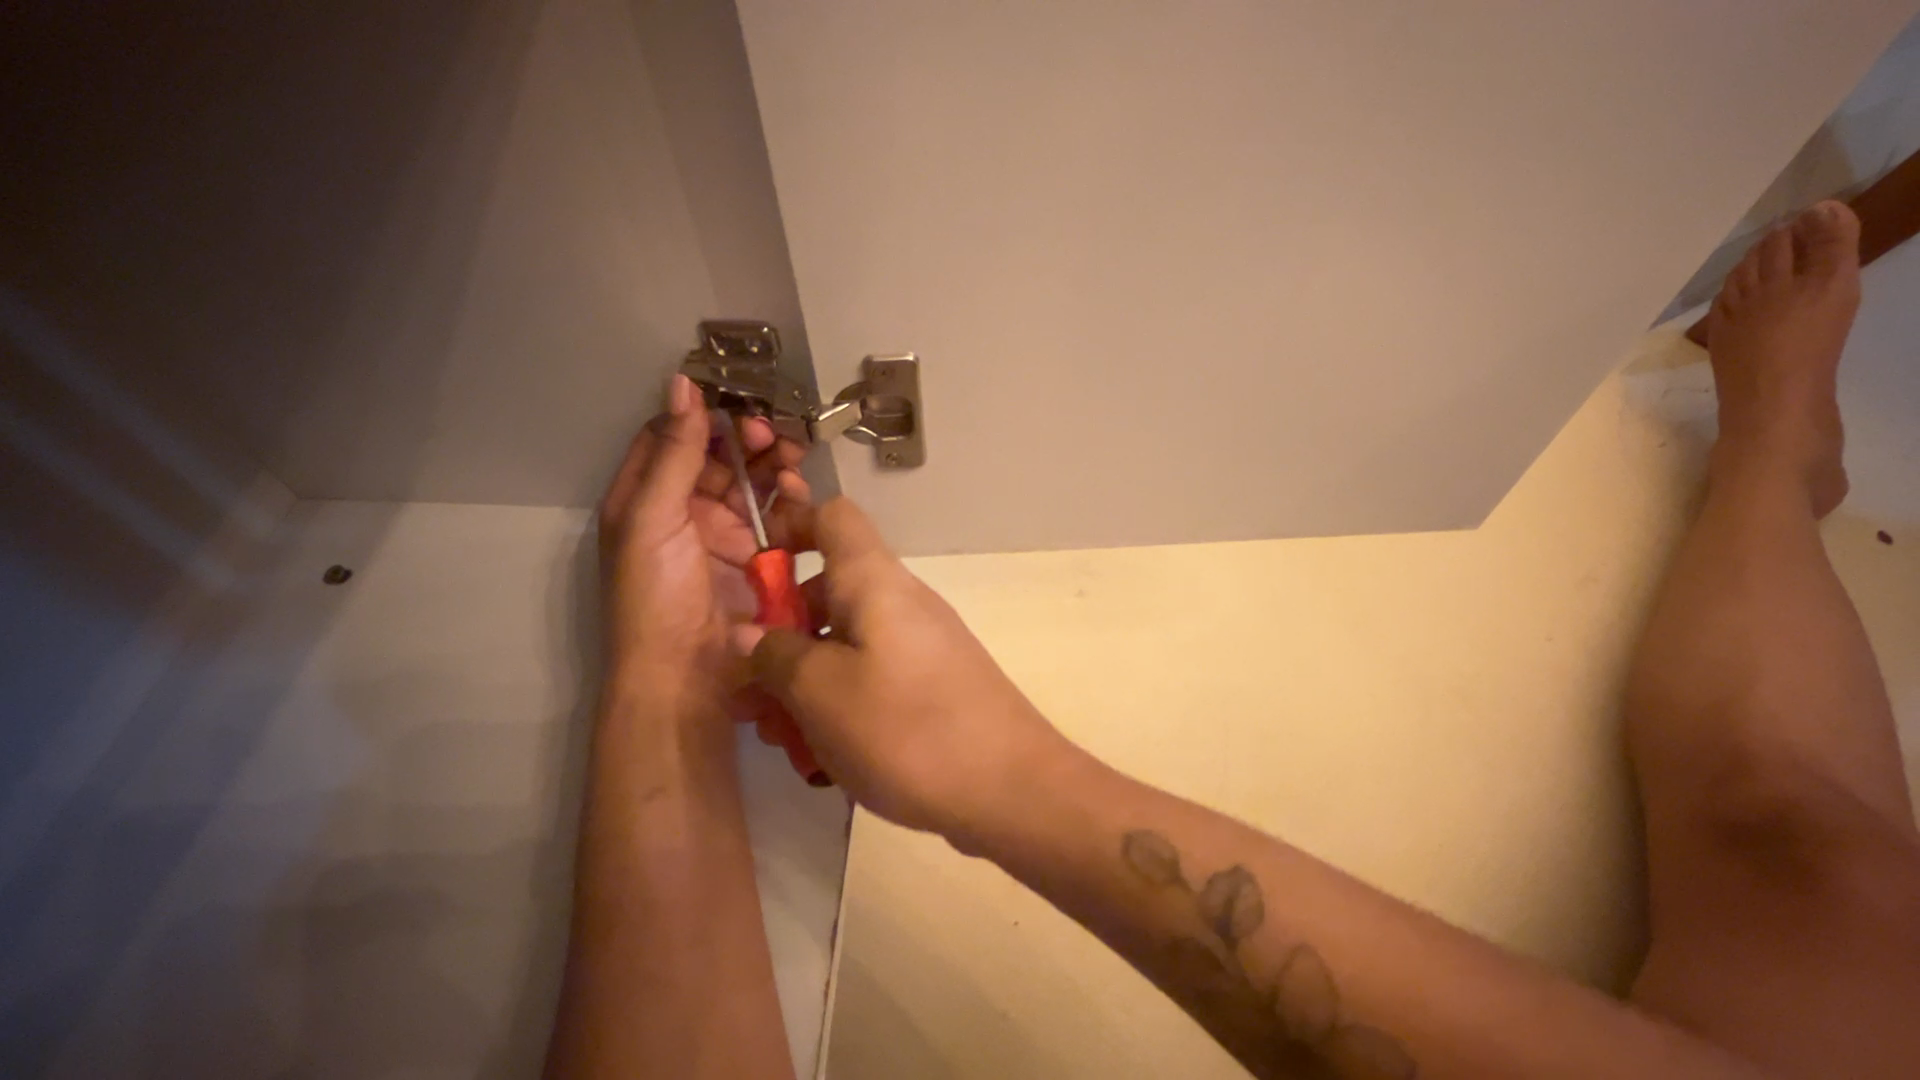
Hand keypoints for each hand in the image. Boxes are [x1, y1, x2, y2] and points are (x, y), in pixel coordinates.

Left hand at [598, 374, 808, 703]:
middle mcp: (681, 510)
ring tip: (794, 459)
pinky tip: (799, 495)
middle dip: (748, 440)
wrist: (686, 678)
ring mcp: (721, 536)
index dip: (703, 417)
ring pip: (752, 483)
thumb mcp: (652, 518)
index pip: (672, 437)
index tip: (738, 406)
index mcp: (644, 498)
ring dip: (772, 466)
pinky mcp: (757, 560)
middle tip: (775, 436)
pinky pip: (776, 518)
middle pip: (719, 456)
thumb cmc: (655, 595)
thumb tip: (683, 384)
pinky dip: (789, 502)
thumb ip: (673, 453)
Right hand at [732, 497, 1073, 840]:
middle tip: (749, 693)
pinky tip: (823, 760)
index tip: (753, 574)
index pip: (833, 517)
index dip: (789, 527)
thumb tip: (749, 633)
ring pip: (846, 645)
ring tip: (778, 737)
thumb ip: (775, 656)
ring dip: (804, 683)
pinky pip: (873, 678)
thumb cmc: (906, 728)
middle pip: (829, 592)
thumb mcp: (820, 693)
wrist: (1010, 789)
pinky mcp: (933, 687)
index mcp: (873, 582)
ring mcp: (921, 646)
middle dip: (780, 636)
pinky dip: (841, 705)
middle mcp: (900, 602)